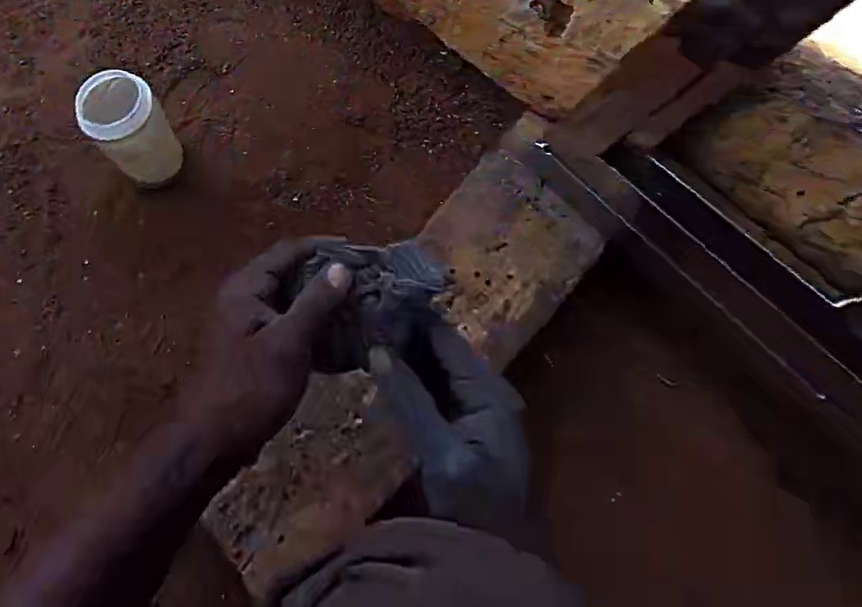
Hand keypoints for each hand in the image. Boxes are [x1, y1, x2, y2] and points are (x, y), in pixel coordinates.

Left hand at [176, 239, 350, 469]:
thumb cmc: (250, 389)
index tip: (358, 252)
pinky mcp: (252, 347)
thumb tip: (341, 267)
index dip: (324, 247)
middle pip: (290, 273)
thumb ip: (315, 302)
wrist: (210, 445)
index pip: (289, 251)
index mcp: (246, 287)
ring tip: (356, 307)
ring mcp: (245, 323)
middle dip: (325, 276)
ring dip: (320, 302)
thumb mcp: (288, 343)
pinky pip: (286, 324)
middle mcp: (242, 297)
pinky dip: (310, 326)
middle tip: (362, 281)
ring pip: (290, 300)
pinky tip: (336, 339)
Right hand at [370, 321, 528, 538]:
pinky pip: (435, 389)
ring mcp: (476, 408)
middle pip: (441, 350)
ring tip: (368, 335)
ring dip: (406, 353)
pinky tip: (384, 369)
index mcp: (490, 391)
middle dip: (406, 334)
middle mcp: (486, 390)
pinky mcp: (463, 425)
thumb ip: (411, 401)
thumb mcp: (441, 455)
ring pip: (436, 368)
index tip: (377, 302)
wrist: (495, 559)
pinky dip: (411, 377)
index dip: (413, 319)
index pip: (446, 339)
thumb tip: (379, 350)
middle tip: (366, 319)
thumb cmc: (474, 507)